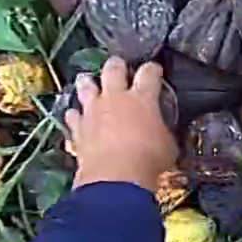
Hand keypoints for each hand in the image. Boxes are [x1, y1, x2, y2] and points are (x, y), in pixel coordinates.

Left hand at [65, 57, 175, 192]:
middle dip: (117, 65)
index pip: (149, 74)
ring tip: (88, 79)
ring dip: (88, 82)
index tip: (155, 68)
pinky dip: (76, 113)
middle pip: (113, 71)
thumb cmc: (150, 158)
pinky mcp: (78, 128)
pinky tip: (76, 114)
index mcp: (143, 99)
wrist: (116, 176)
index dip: (153, 68)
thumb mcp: (169, 143)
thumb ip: (162, 129)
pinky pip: (73, 114)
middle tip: (119, 64)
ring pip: (86, 87)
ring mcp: (93, 111)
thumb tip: (162, 129)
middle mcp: (115, 98)